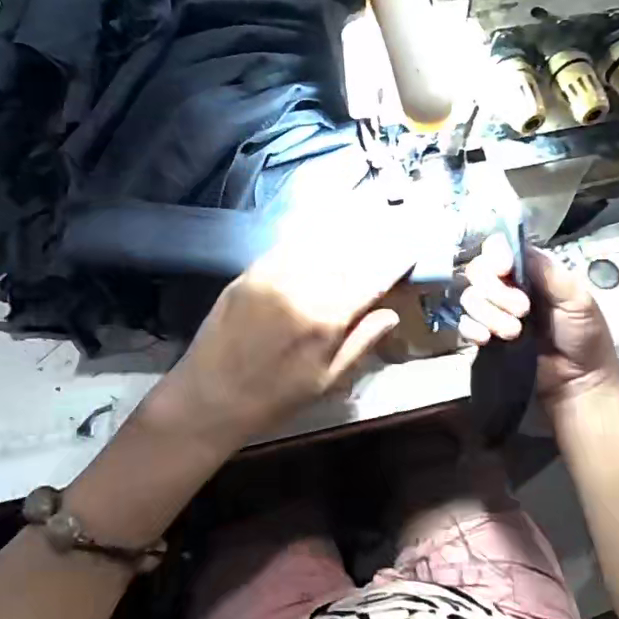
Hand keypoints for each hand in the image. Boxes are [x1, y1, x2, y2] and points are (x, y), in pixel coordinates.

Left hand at [151, 213, 416, 446]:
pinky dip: (310, 236)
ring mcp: (272, 275)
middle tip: (392, 231)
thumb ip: (361, 342)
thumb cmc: (274, 399)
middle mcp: (301, 287)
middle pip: (347, 253)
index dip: (394, 261)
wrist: (208, 398)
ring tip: (366, 220)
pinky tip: (323, 231)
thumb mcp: (327, 380)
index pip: (371, 277)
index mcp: (325, 319)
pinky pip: (287, 245)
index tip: (410, 250)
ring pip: (318, 243)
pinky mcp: (249, 272)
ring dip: (345, 232)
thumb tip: (392, 313)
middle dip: (374, 242)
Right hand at [458, 235, 618, 403]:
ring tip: (514, 333)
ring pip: (471, 298)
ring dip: (489, 314)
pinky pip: (464, 324)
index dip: (495, 254)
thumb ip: (547, 272)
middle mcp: (507, 285)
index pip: (499, 247)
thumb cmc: (584, 335)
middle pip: (478, 271)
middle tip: (523, 311)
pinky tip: (487, 339)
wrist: (579, 382)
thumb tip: (516, 251)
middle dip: (496, 291)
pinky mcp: (485, 335)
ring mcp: (494, 311)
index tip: (503, 269)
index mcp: (530, 270)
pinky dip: (472, 329)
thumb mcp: (577, 297)